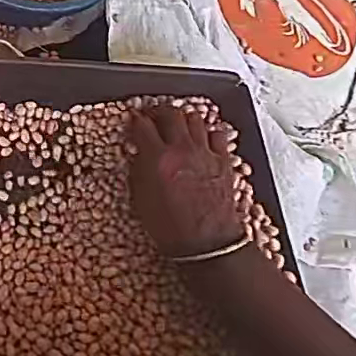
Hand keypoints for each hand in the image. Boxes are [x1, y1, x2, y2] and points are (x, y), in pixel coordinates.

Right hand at [127, 105, 246, 257]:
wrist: (206, 244)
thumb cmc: (173, 229)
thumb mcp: (141, 202)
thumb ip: (138, 172)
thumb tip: (138, 157)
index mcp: (158, 160)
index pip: (142, 125)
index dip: (134, 119)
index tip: (133, 119)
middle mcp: (182, 150)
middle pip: (170, 113)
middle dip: (158, 111)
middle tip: (152, 116)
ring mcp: (205, 153)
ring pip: (194, 118)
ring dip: (182, 117)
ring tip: (176, 123)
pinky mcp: (223, 161)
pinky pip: (217, 134)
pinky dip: (208, 131)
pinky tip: (202, 138)